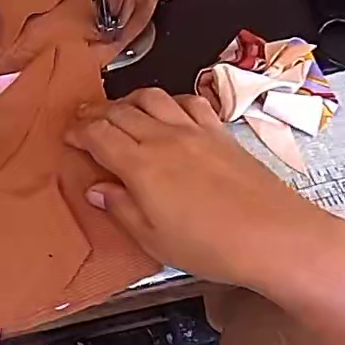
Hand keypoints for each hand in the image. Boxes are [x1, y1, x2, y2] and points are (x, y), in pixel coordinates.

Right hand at [65, 88, 344, 299]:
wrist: (277, 238)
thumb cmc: (211, 247)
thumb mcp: (153, 239)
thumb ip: (121, 209)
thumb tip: (97, 190)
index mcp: (141, 166)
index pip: (98, 135)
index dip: (78, 132)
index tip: (68, 137)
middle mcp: (165, 139)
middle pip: (120, 111)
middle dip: (95, 113)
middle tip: (83, 120)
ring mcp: (195, 131)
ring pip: (152, 97)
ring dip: (128, 100)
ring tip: (118, 111)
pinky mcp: (220, 133)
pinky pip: (189, 102)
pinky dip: (169, 101)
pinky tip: (167, 112)